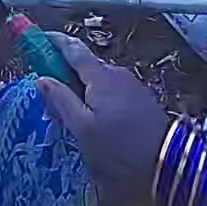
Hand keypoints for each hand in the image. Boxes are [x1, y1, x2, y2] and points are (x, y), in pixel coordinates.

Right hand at [37, 33, 171, 205]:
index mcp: (100, 76)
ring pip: (96, 80)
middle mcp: (117, 74)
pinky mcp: (141, 100)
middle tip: (48, 96)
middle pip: (83, 65)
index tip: (36, 39)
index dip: (52, 41)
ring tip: (70, 116)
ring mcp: (132, 86)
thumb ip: (60, 100)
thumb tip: (42, 78)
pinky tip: (93, 121)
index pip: (72, 48)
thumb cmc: (120, 147)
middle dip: (63, 74)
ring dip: (80, 89)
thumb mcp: (82, 128)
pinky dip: (95, 98)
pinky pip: (110, 91)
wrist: (170, 166)